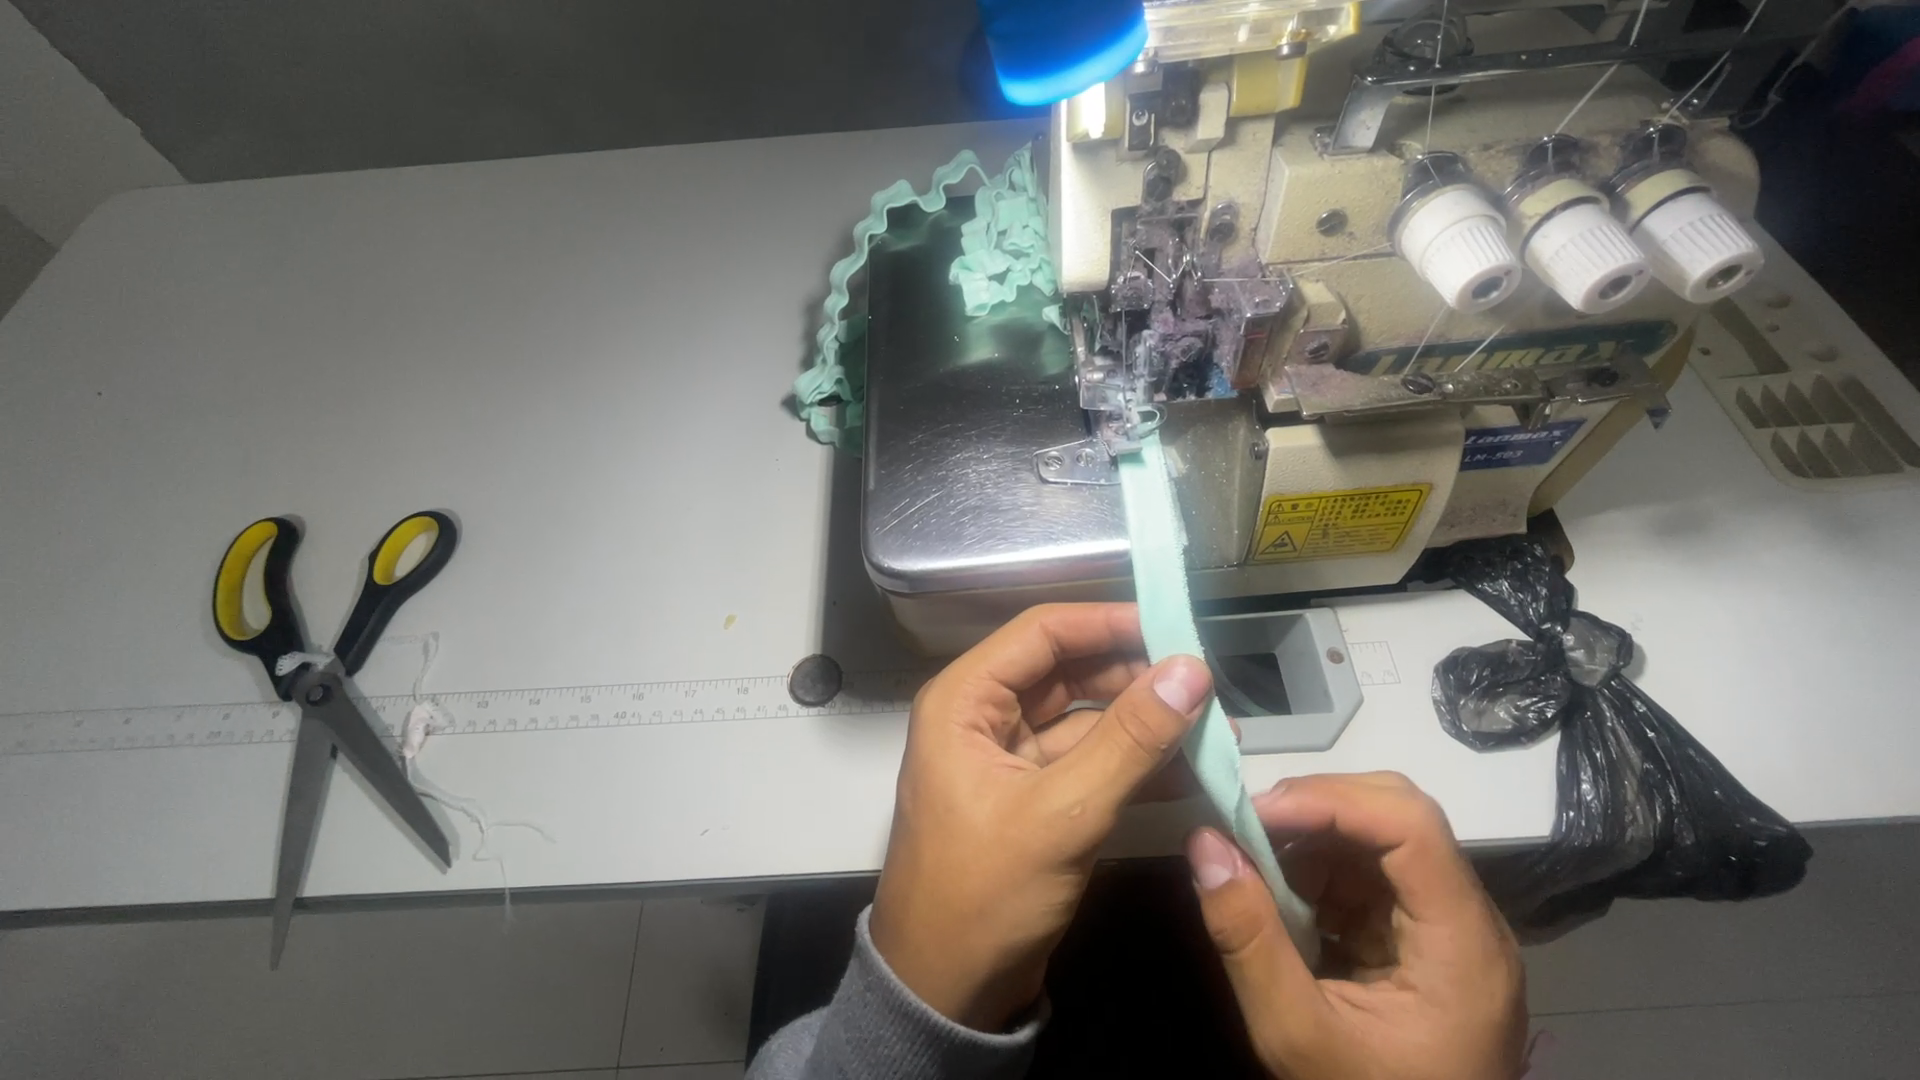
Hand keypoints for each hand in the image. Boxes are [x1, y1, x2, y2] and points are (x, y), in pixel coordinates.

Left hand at [870, 603, 1213, 1031]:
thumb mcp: (1061, 813)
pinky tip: (1192, 770)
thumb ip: (1128, 740)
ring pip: (1086, 717)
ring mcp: (1011, 757)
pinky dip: (1135, 763)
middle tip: (1210, 688)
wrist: (945, 992)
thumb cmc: (983, 894)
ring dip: (1145, 723)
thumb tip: (1190, 669)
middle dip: (1138, 677)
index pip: (1044, 633)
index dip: (1110, 622)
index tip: (1179, 629)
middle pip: (1069, 671)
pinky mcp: (1035, 795)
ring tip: (1219, 730)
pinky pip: (1089, 761)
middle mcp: (985, 716)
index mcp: (966, 700)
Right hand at [1186, 772, 1526, 1079]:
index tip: (1256, 813)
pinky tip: (1283, 899)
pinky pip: (1368, 869)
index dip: (1331, 800)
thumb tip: (1203, 841)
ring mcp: (1447, 925)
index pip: (1411, 825)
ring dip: (1310, 836)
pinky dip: (1316, 867)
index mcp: (1461, 944)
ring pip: (1380, 833)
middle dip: (1316, 808)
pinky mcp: (1420, 935)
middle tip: (1248, 830)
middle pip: (1401, 814)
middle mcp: (1467, 919)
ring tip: (1257, 868)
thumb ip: (1248, 938)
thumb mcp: (1296, 1035)